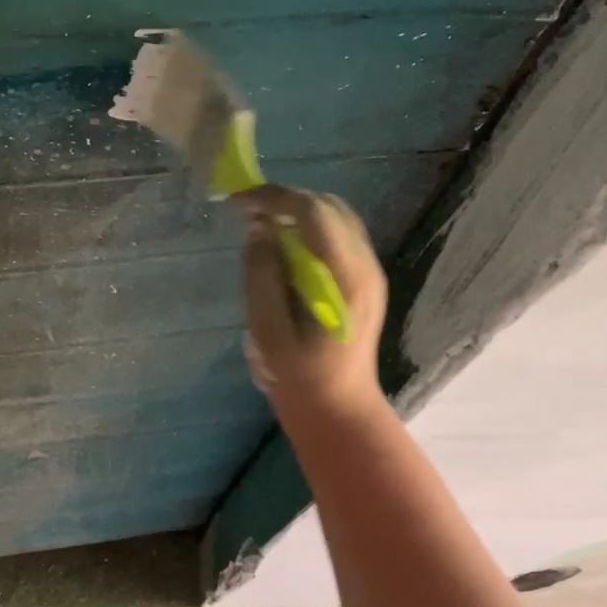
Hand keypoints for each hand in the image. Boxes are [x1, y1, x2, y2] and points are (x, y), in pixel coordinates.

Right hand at [236, 185, 389, 414]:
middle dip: (285, 199)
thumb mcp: (268, 330)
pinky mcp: (364, 279)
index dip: (274, 197)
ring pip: (336, 216)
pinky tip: (283, 244)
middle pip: (328, 206)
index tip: (237, 202)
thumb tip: (258, 230)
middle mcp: (365, 266)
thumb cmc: (299, 376)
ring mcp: (369, 271)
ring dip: (297, 210)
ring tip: (261, 223)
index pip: (314, 212)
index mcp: (345, 278)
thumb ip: (261, 277)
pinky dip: (308, 226)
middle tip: (245, 211)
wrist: (339, 409)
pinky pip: (338, 234)